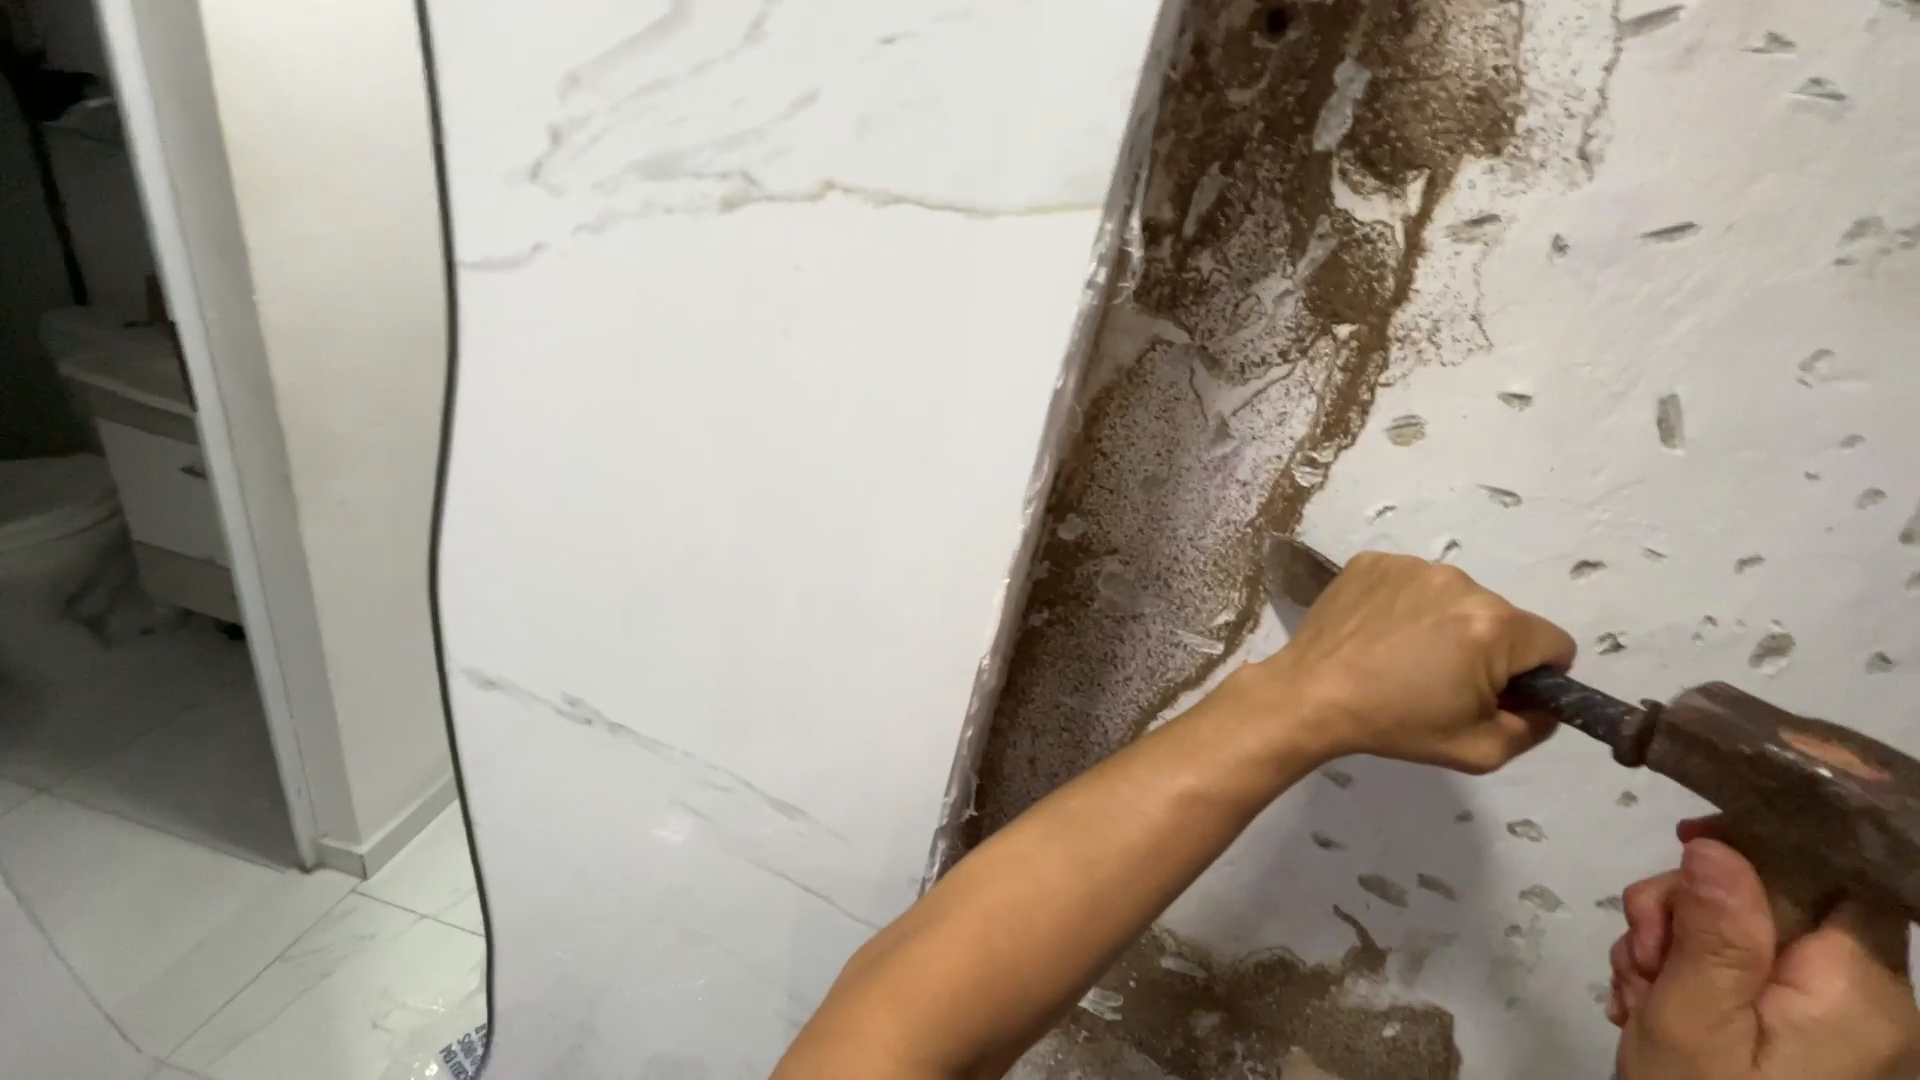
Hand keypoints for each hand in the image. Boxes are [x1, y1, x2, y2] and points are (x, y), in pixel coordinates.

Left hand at [1238, 551, 1575, 771]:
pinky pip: (1410, 583)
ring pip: (1454, 598)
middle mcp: (1458, 582)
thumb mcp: (1482, 749)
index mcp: (1494, 625)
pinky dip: (1403, 605)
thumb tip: (1540, 704)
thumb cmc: (1393, 723)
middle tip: (1437, 679)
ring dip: (1443, 623)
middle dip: (1486, 649)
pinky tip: (1377, 633)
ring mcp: (1409, 567)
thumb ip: (1533, 728)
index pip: (1553, 645)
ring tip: (1400, 656)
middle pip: (1501, 619)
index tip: (1495, 694)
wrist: (1308, 696)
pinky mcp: (1370, 562)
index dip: (1533, 677)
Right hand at [1608, 821, 1919, 1079]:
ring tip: (1636, 984)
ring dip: (1670, 938)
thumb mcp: (1692, 1019)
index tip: (1685, 843)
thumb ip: (1715, 933)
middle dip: (1685, 905)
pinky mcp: (1802, 1034)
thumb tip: (1718, 847)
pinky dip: (1682, 970)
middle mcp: (1866, 1001)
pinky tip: (1647, 998)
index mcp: (1858, 994)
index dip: (1766, 844)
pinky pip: (1741, 969)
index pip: (1843, 879)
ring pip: (1742, 929)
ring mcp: (1833, 1021)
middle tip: (1638, 945)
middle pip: (1774, 900)